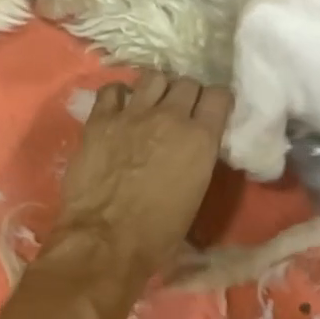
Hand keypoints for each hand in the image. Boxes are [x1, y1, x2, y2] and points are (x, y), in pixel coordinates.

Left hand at [51, 72, 232, 279]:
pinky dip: (118, 96)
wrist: (106, 241)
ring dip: (156, 90)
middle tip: (179, 113)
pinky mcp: (100, 119)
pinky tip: (118, 110)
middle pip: (187, 83)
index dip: (215, 102)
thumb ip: (198, 161)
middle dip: (186, 95)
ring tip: (150, 106)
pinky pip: (112, 90)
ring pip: (153, 78)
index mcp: (200, 139)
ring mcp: (133, 114)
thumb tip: (192, 153)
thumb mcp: (195, 195)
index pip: (219, 96)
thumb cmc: (158, 235)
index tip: (210, 112)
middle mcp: (170, 117)